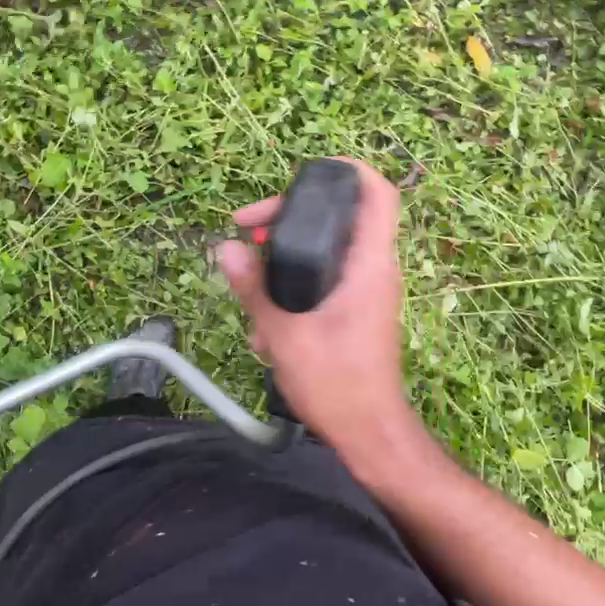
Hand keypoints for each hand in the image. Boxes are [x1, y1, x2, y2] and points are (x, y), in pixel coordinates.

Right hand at [216, 158, 427, 462]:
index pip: (377, 193)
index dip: (346, 170)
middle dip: (289, 220)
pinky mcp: (356, 313)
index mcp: (369, 265)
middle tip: (250, 233)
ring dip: (284, 264)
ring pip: (324, 254)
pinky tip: (265, 327)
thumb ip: (254, 287)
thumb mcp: (284, 332)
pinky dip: (294, 291)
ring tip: (250, 288)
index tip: (301, 177)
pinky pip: (323, 283)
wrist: (369, 435)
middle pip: (338, 218)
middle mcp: (374, 271)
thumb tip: (226, 248)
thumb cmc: (336, 384)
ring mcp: (367, 293)